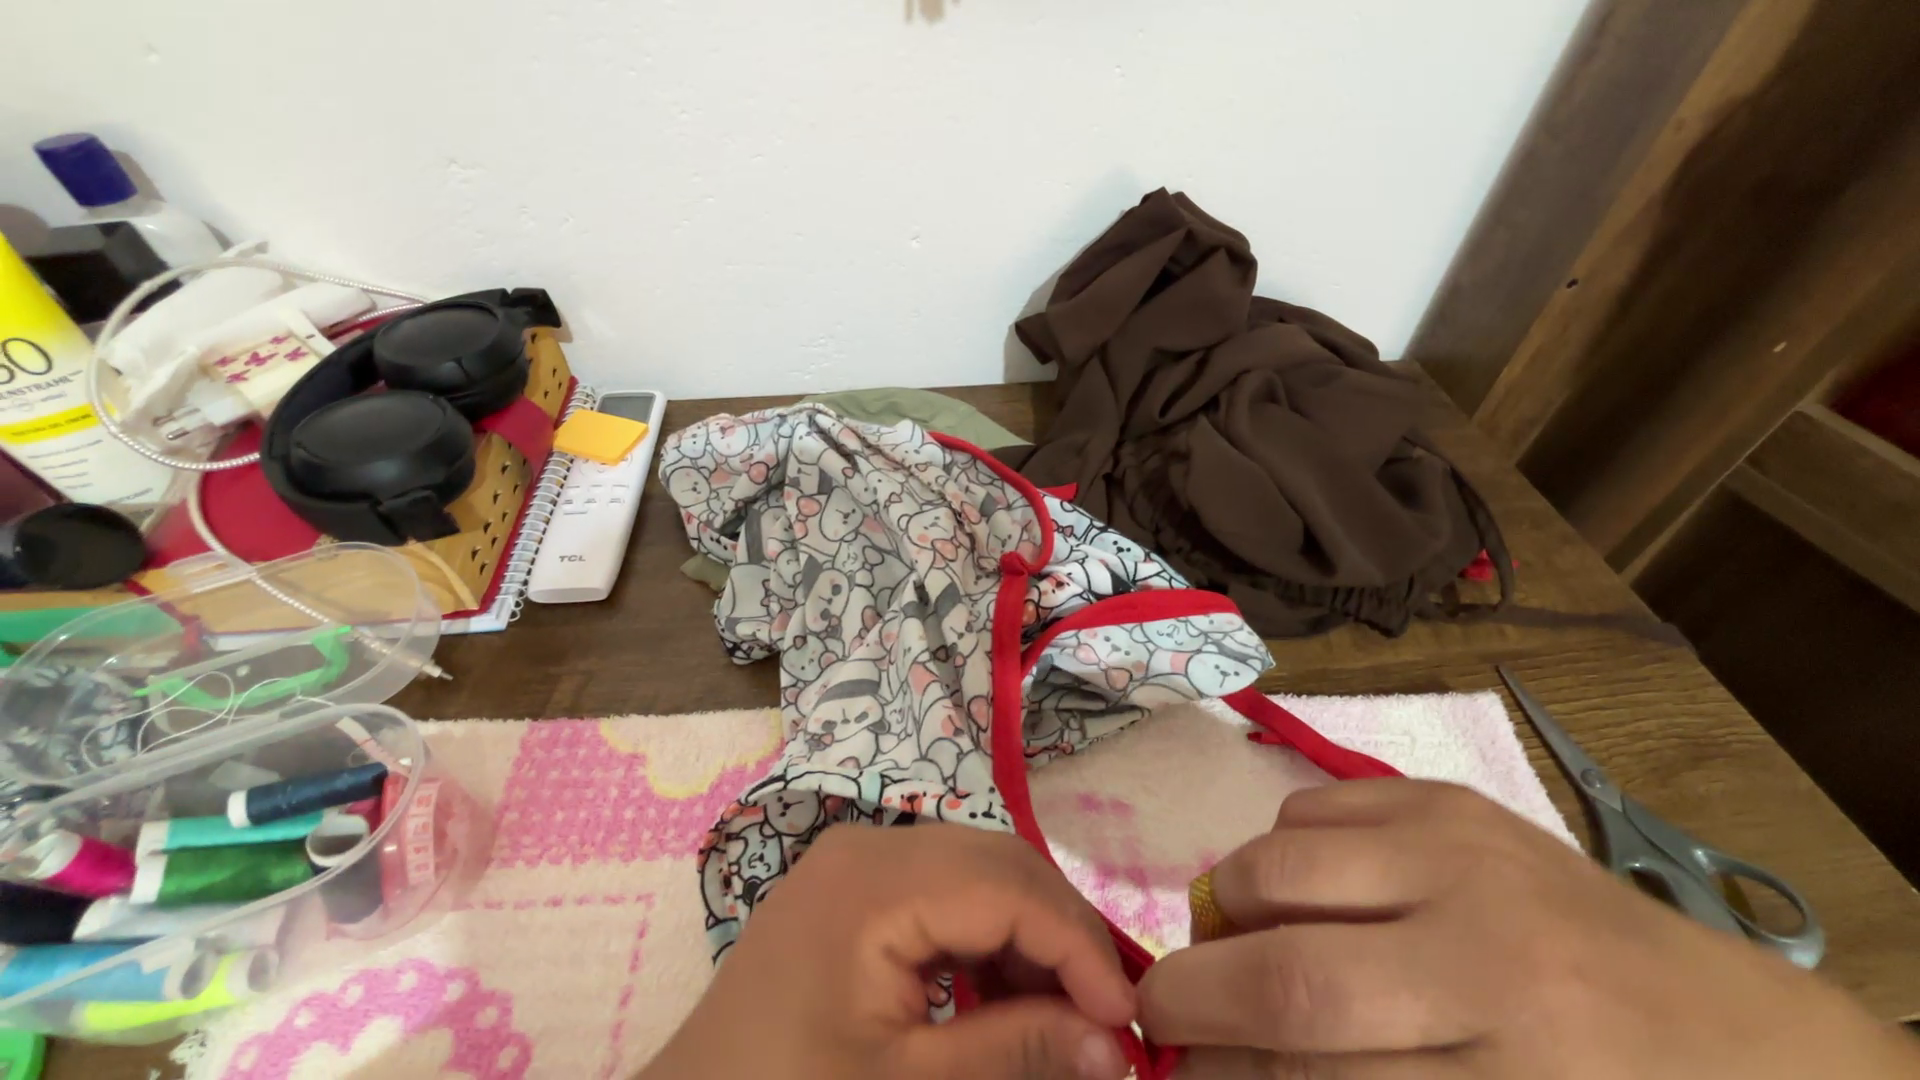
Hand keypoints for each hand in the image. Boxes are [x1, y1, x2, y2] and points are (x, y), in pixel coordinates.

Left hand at [640, 823, 1135, 1079]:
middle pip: (998, 865)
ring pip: (976, 875)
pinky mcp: (852, 887)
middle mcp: (870, 845)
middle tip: (1105, 1017)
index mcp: (876, 880)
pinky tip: (1001, 1001)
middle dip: (1061, 935)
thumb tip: (1117, 1047)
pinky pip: (941, 894)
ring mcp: (856, 860)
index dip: (1080, 948)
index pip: (1009, 886)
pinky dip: (983, 942)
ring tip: (1058, 1018)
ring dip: (1027, 939)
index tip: (1129, 1022)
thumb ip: (1018, 1053)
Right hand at [1139, 780, 1919, 1078]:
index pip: (1313, 1072)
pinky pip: (1308, 807)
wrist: (1729, 1035)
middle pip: (1287, 973)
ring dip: (1229, 911)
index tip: (1174, 1068)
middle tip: (1164, 1009)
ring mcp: (1463, 852)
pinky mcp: (1446, 797)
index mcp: (1511, 1074)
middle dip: (1191, 994)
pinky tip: (1314, 894)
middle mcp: (1484, 950)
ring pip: (1275, 865)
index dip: (1220, 1072)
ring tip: (1245, 941)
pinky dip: (1278, 853)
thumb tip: (1216, 1065)